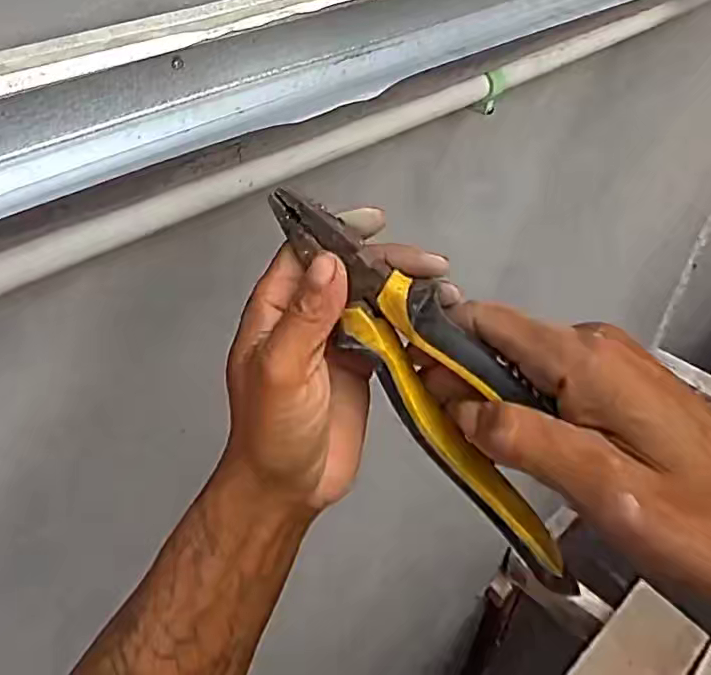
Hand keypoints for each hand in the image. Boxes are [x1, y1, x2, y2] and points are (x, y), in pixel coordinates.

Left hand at [219, 209, 447, 512]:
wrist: (287, 486)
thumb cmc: (269, 430)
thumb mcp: (282, 369)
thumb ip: (305, 317)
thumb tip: (329, 265)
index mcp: (274, 309)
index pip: (304, 255)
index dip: (336, 233)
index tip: (371, 222)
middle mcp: (302, 317)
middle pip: (344, 273)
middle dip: (384, 263)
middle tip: (428, 264)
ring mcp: (331, 340)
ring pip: (368, 299)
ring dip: (401, 291)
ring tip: (442, 289)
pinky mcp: (357, 364)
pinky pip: (384, 333)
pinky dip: (408, 324)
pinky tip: (433, 321)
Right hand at [431, 303, 710, 617]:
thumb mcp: (606, 490)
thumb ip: (521, 437)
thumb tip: (454, 405)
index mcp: (586, 355)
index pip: (478, 319)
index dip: (433, 341)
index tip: (409, 380)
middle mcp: (593, 344)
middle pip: (493, 340)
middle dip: (458, 378)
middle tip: (447, 430)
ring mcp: (608, 364)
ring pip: (514, 363)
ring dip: (486, 398)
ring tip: (484, 448)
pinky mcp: (616, 389)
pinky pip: (542, 382)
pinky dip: (516, 407)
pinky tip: (522, 447)